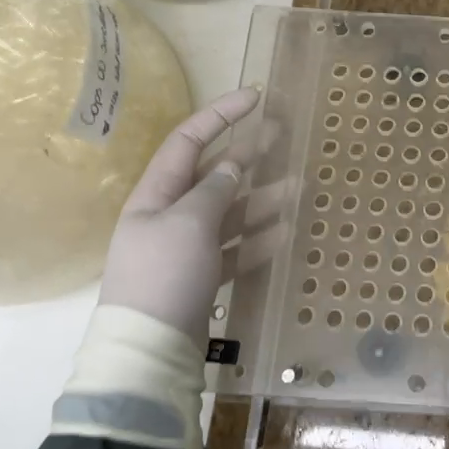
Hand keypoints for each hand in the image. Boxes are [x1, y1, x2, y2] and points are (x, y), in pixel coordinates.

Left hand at [99, 87, 262, 341]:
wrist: (149, 350)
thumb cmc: (164, 275)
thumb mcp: (189, 223)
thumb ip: (215, 190)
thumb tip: (234, 166)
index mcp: (155, 195)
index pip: (188, 141)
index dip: (220, 115)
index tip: (254, 98)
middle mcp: (168, 215)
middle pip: (212, 175)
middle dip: (246, 154)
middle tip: (282, 135)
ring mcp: (185, 248)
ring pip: (229, 213)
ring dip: (261, 198)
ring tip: (298, 187)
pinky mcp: (201, 276)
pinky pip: (234, 248)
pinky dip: (257, 239)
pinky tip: (285, 231)